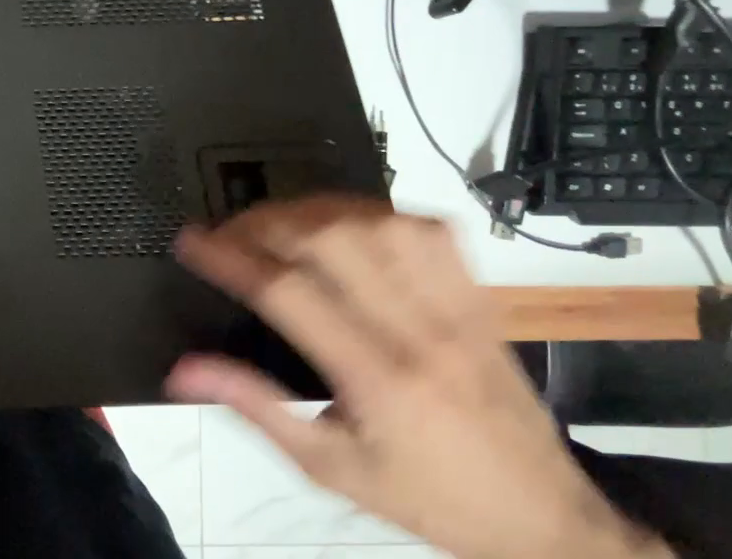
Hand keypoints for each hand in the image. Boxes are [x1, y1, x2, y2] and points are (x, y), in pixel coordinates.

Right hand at [166, 197, 671, 558]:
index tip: (191, 241)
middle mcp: (418, 331)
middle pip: (328, 239)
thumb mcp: (329, 467)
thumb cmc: (426, 496)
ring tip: (277, 224)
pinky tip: (346, 224)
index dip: (226, 256)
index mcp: (376, 378)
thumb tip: (183, 369)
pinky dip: (376, 212)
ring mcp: (457, 309)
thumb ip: (255, 408)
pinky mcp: (480, 299)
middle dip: (262, 222)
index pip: (286, 291)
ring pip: (375, 223)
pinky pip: (428, 231)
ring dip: (311, 210)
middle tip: (229, 233)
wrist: (548, 520)